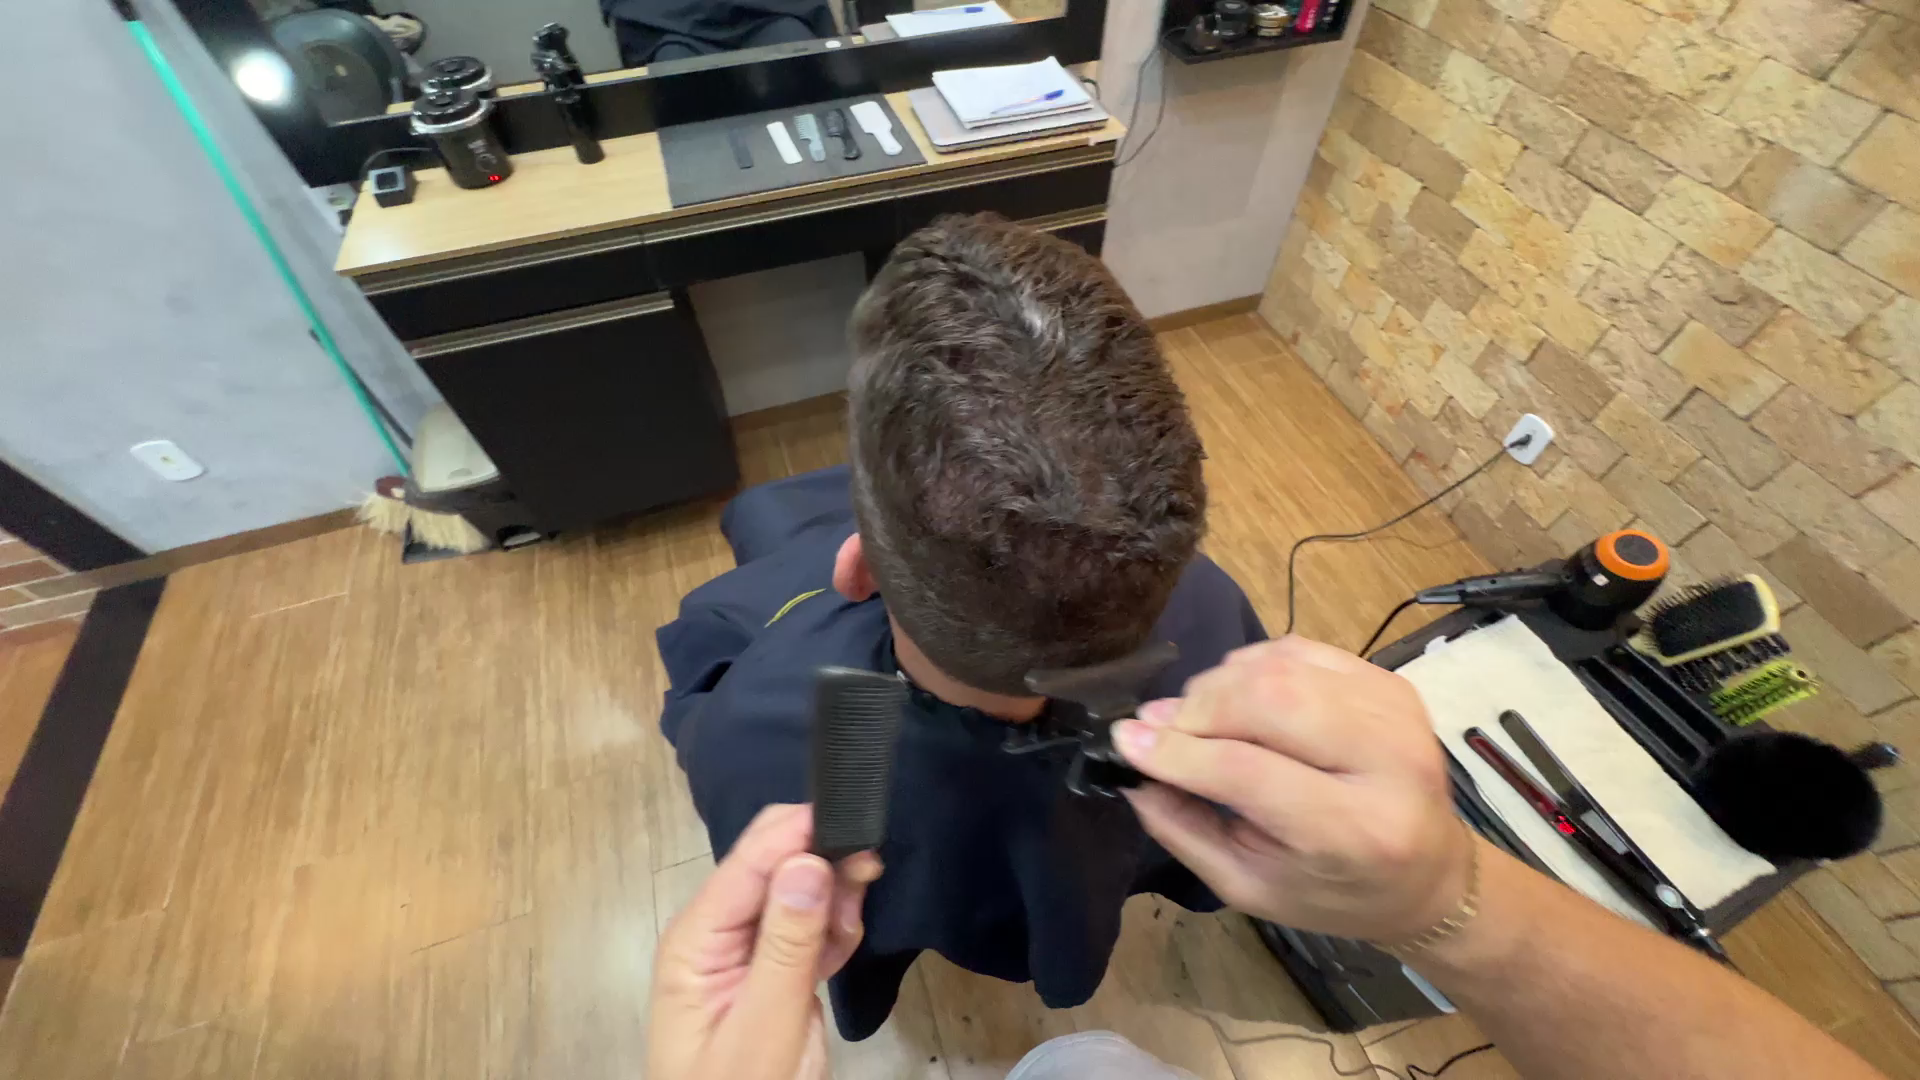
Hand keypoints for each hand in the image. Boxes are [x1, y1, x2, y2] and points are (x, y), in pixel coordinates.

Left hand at [647, 804, 882, 1079]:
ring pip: (801, 883)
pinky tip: (845, 945)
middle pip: (775, 859)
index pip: (750, 858)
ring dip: (835, 893)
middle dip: (823, 858)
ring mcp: (749, 946)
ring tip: (851, 930)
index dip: (801, 831)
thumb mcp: (764, 1027)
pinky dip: (836, 923)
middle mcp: (720, 929)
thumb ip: (786, 943)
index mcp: (698, 936)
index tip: (858, 824)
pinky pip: (813, 918)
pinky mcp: (777, 964)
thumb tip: (808, 859)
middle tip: (869, 873)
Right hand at [1112, 636, 1471, 942]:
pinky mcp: (1387, 680)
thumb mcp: (1249, 885)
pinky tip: (1240, 698)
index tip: (1125, 740)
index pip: (1249, 773)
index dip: (1178, 752)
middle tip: (1162, 728)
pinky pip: (1293, 649)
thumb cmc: (1332, 890)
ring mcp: (1394, 711)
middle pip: (1269, 701)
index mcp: (1358, 833)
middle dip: (1197, 710)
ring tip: (1199, 719)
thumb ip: (1183, 828)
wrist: (1429, 873)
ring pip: (1277, 667)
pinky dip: (1248, 666)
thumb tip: (1132, 765)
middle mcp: (1389, 762)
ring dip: (1217, 687)